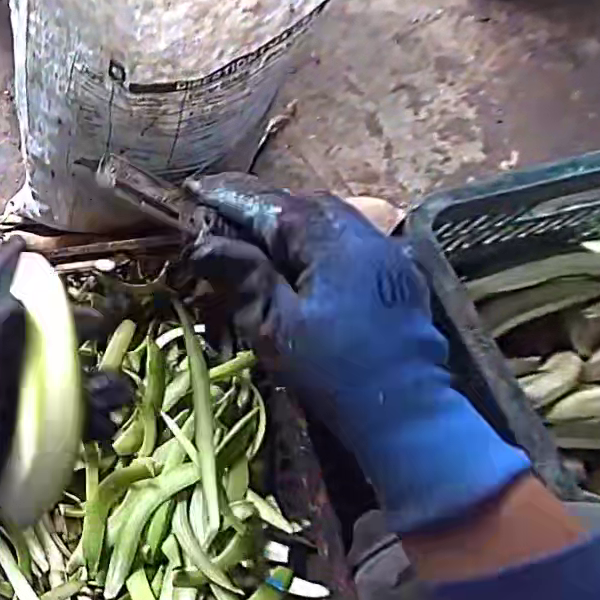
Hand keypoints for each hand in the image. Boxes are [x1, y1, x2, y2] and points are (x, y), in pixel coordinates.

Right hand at [187, 173, 529, 535]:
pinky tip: (292, 256)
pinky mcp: (391, 270)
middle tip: (215, 212)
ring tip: (247, 232)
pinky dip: (308, 238)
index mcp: (331, 241)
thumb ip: (242, 276)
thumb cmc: (332, 368)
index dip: (228, 196)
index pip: (270, 204)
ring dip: (283, 220)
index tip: (193, 190)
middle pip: (300, 203)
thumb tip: (200, 243)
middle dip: (255, 204)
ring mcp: (383, 249)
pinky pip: (342, 237)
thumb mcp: (274, 326)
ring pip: (324, 218)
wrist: (405, 409)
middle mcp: (362, 233)